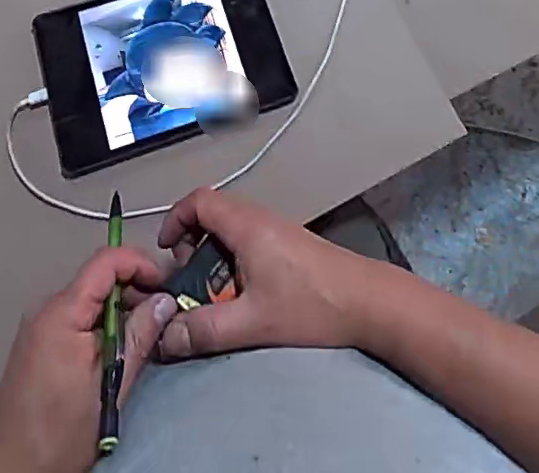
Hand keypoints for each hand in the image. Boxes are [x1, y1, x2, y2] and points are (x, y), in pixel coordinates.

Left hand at [0, 247, 178, 472]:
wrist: (12, 471)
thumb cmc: (60, 433)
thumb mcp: (109, 385)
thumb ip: (138, 336)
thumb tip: (164, 300)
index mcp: (61, 311)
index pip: (105, 262)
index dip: (139, 263)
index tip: (166, 282)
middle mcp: (46, 306)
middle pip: (98, 278)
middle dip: (134, 288)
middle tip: (162, 313)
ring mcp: (38, 322)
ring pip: (89, 297)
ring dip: (119, 308)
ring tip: (144, 334)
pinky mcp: (37, 339)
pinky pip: (76, 315)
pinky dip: (100, 322)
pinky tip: (116, 348)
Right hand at [154, 187, 394, 359]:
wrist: (371, 303)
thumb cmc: (314, 305)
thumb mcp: (253, 322)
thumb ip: (205, 330)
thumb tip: (166, 337)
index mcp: (245, 224)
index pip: (197, 201)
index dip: (175, 220)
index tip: (167, 250)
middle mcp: (258, 217)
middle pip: (211, 214)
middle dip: (192, 244)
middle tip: (192, 277)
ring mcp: (276, 228)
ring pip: (230, 228)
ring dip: (214, 254)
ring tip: (219, 291)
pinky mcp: (289, 243)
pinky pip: (248, 239)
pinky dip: (235, 259)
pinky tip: (247, 294)